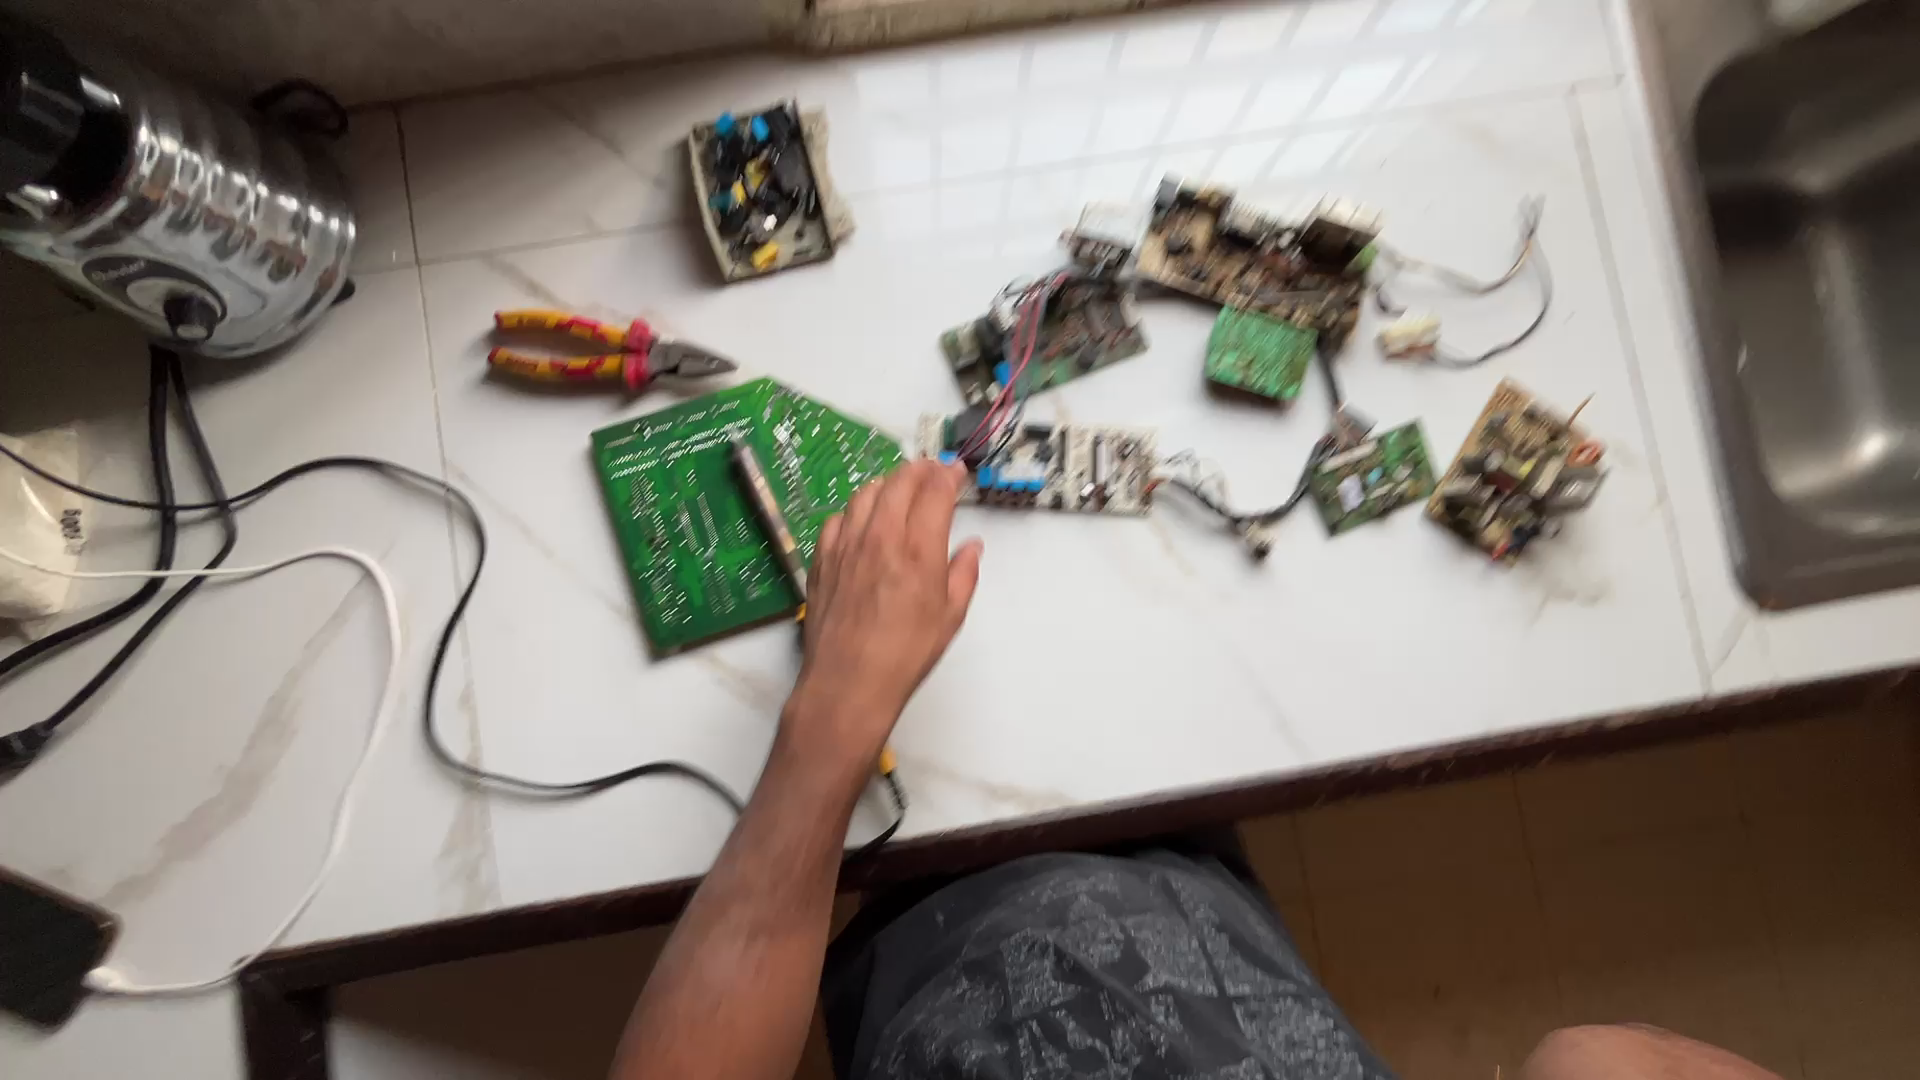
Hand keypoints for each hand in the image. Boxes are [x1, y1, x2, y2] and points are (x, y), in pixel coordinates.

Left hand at [778, 460, 982, 782]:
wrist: (848, 682)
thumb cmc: (904, 654)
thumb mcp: (950, 617)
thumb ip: (964, 574)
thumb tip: (971, 547)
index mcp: (918, 549)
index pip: (936, 492)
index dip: (949, 475)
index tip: (956, 472)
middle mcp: (881, 537)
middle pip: (900, 482)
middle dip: (920, 470)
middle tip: (932, 472)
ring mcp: (846, 545)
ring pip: (865, 493)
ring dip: (887, 483)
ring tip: (899, 488)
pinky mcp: (823, 558)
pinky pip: (837, 518)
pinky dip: (855, 510)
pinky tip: (862, 520)